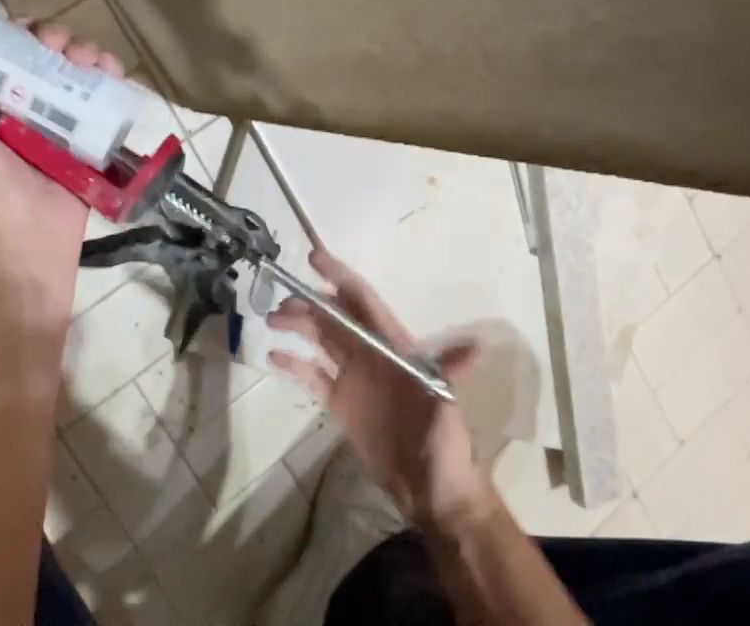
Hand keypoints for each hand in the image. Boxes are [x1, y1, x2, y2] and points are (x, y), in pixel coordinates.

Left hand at [0, 19, 126, 275]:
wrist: (32, 236)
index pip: (4, 47)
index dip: (15, 30)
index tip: (25, 27)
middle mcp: (26, 100)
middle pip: (45, 51)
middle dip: (57, 37)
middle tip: (62, 46)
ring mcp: (61, 115)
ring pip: (76, 66)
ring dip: (86, 50)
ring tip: (91, 60)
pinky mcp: (91, 131)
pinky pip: (103, 92)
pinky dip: (110, 74)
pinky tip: (113, 72)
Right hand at [268, 249, 489, 526]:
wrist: (432, 491)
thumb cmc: (445, 444)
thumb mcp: (447, 406)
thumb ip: (450, 374)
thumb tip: (476, 347)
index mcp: (395, 347)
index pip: (363, 302)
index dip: (340, 278)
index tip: (314, 258)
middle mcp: (371, 355)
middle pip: (335, 318)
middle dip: (308, 303)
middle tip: (282, 303)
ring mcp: (353, 377)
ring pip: (320, 339)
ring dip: (297, 325)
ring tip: (273, 320)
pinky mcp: (339, 402)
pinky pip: (312, 375)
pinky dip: (293, 364)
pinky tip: (274, 357)